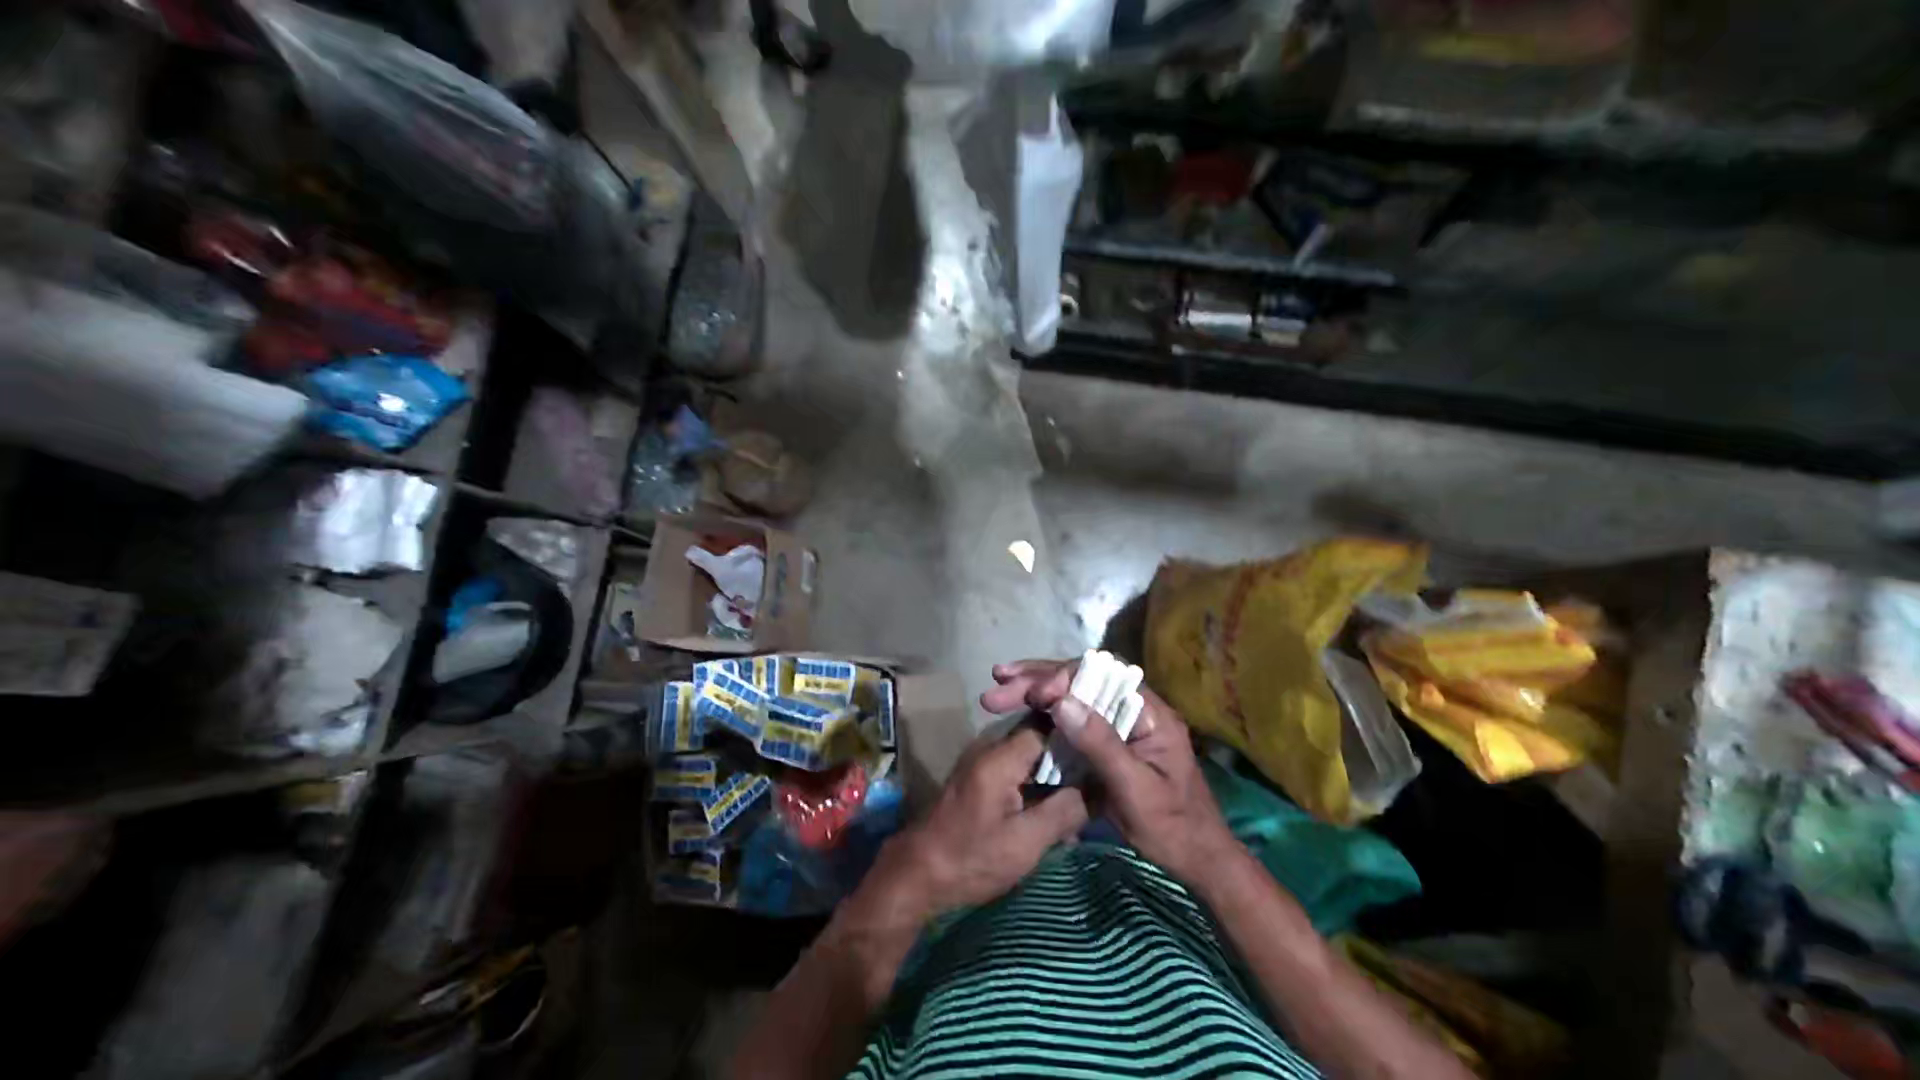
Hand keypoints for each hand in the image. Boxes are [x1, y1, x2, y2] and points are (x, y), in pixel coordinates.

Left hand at [867, 725, 1088, 921]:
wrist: (916, 877)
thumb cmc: (971, 859)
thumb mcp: (1026, 841)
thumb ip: (1065, 810)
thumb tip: (1100, 787)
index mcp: (1001, 756)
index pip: (1049, 724)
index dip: (1079, 733)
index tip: (1108, 745)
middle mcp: (990, 750)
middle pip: (1041, 738)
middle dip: (1072, 756)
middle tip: (1102, 776)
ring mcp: (982, 765)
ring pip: (1031, 758)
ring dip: (1057, 776)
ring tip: (1087, 797)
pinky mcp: (979, 782)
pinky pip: (1018, 772)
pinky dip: (1039, 787)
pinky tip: (1059, 812)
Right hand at [983, 659, 1240, 886]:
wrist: (1196, 860)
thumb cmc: (1171, 827)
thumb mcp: (1134, 789)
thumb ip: (1100, 744)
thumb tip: (1061, 701)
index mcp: (1150, 713)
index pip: (1103, 676)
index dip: (1064, 676)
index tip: (1033, 691)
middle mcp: (1136, 709)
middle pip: (1084, 679)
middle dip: (1039, 678)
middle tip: (998, 683)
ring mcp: (1122, 724)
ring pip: (1075, 695)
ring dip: (1036, 689)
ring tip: (997, 688)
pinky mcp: (1110, 741)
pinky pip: (1075, 717)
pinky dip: (1045, 711)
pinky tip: (1020, 710)